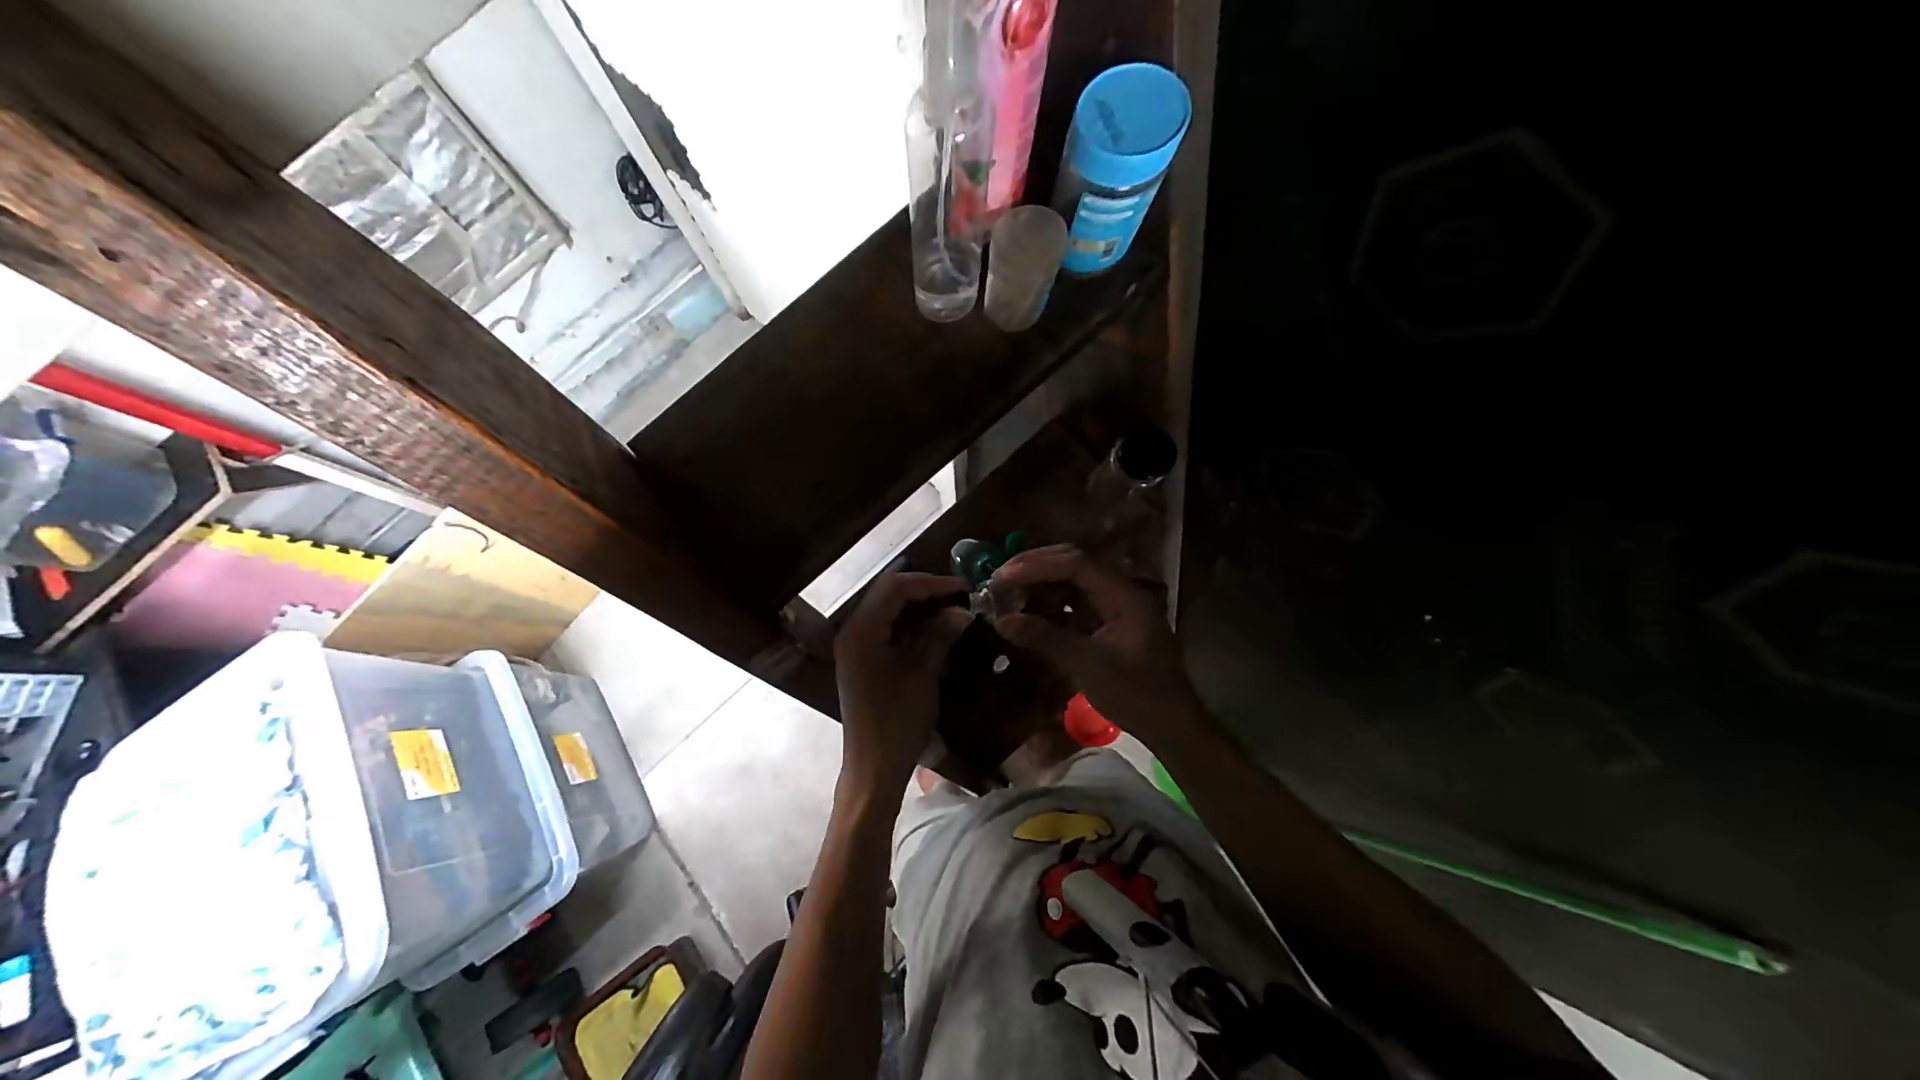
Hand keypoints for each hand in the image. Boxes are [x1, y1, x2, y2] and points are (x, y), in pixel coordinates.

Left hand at [833, 572, 972, 800]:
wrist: (873, 768)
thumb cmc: (897, 724)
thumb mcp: (922, 677)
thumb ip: (938, 637)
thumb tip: (962, 610)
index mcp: (861, 633)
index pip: (894, 588)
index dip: (930, 583)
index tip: (963, 588)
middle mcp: (853, 632)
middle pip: (888, 595)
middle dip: (925, 591)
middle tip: (960, 597)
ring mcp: (856, 647)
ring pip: (888, 611)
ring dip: (919, 607)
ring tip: (954, 609)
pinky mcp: (863, 660)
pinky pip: (888, 630)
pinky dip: (912, 625)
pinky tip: (936, 630)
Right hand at [990, 545, 1204, 740]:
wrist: (1171, 724)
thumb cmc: (1136, 693)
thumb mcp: (1088, 665)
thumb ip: (1046, 638)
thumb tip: (1002, 620)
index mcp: (1124, 595)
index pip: (1076, 564)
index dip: (1037, 565)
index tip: (1004, 575)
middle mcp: (1121, 592)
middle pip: (1075, 565)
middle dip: (1036, 568)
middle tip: (1001, 578)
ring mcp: (1117, 607)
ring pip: (1074, 583)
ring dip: (1042, 585)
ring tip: (1010, 593)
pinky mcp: (1111, 624)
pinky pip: (1077, 604)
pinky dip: (1052, 605)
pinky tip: (1030, 613)